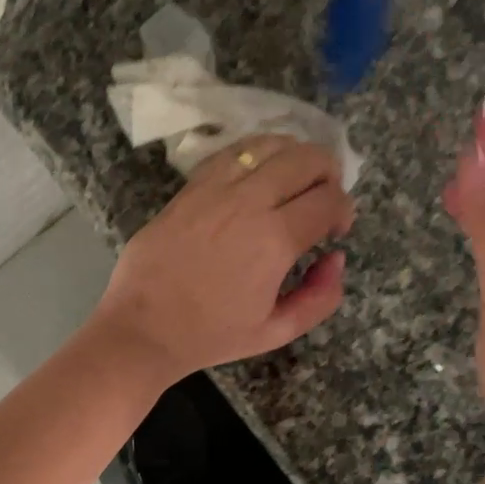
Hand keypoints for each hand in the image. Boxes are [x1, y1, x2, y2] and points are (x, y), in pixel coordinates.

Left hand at [90, 134, 354, 379]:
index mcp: (274, 240)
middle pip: (306, 158)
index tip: (335, 228)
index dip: (343, 210)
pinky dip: (250, 158)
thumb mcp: (274, 332)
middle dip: (327, 172)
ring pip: (267, 145)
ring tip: (289, 180)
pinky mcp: (184, 193)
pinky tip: (251, 179)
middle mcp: (246, 205)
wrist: (141, 332)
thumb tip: (336, 258)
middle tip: (321, 196)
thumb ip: (319, 298)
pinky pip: (227, 157)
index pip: (329, 199)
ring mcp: (211, 193)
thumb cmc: (207, 338)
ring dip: (290, 155)